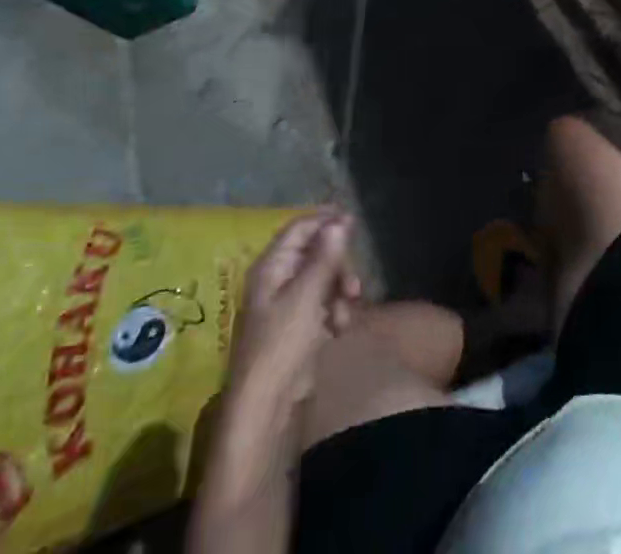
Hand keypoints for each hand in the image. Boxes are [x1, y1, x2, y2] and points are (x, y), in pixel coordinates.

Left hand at [227, 210, 361, 415]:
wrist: (267, 402)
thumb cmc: (282, 342)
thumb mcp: (307, 295)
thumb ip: (324, 258)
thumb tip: (339, 222)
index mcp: (271, 266)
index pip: (299, 229)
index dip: (324, 221)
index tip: (353, 220)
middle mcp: (277, 280)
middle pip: (314, 254)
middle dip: (338, 265)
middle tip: (353, 284)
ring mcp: (287, 304)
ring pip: (322, 281)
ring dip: (339, 291)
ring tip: (347, 312)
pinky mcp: (298, 327)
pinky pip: (322, 305)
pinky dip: (334, 311)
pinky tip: (340, 328)